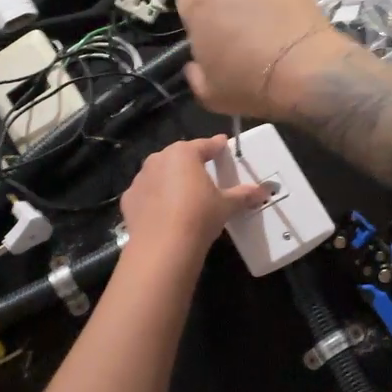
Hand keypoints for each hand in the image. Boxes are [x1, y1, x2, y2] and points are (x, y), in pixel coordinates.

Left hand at [120, 136, 268, 254]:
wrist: (162, 246)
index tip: (224, 145)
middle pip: (179, 156)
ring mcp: (140, 179)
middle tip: (204, 172)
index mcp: (184, 154)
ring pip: (160, 173)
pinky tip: (164, 211)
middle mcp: (159, 159)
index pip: (205, 145)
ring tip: (184, 194)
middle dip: (191, 162)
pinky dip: (155, 197)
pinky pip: (147, 193)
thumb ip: (243, 195)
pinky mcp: (129, 199)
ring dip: (171, 179)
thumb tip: (262, 191)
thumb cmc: (199, 215)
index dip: (217, 146)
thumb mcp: (226, 205)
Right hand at [175, 0, 355, 118]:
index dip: (197, 20)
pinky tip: (289, 25)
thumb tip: (196, 64)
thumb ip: (194, 74)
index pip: (186, 1)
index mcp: (198, 4)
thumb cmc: (251, 84)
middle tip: (238, 35)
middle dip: (223, 7)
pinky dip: (279, 3)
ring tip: (268, 30)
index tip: (209, 39)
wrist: (306, 72)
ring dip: (251, 2)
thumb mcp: (209, 95)